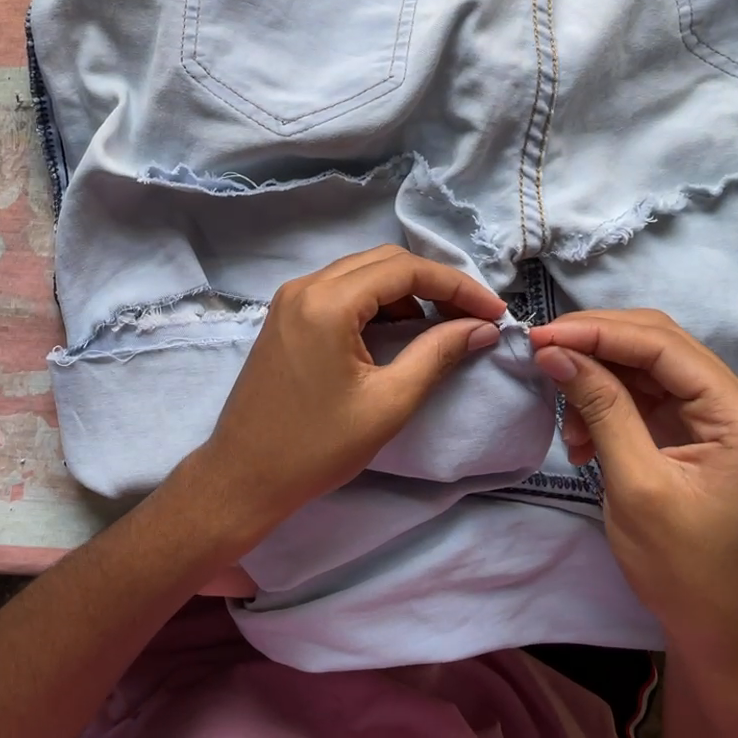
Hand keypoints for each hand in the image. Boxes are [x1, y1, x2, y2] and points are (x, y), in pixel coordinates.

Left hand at [186, 245, 507, 544]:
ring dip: (405, 292)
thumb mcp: (388, 403)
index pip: (405, 269)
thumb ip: (437, 355)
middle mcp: (304, 287)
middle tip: (473, 318)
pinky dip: (375, 303)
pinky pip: (339, 291)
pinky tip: (398, 331)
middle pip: (382, 261)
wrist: (244, 475)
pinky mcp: (285, 316)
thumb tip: (481, 328)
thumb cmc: (316, 447)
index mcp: (327, 302)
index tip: (493, 312)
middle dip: (433, 284)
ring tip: (441, 327)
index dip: (456, 285)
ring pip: (360, 273)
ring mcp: (290, 299)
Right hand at [530, 310, 737, 656]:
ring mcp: (721, 425)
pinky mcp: (699, 440)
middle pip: (661, 347)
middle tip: (543, 353)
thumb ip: (600, 408)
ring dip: (599, 382)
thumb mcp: (636, 484)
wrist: (720, 637)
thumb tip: (554, 351)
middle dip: (597, 346)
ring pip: (650, 371)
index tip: (543, 335)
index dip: (601, 332)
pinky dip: (608, 408)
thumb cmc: (685, 569)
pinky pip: (648, 401)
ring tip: (568, 423)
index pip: (666, 347)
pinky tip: (582, 438)